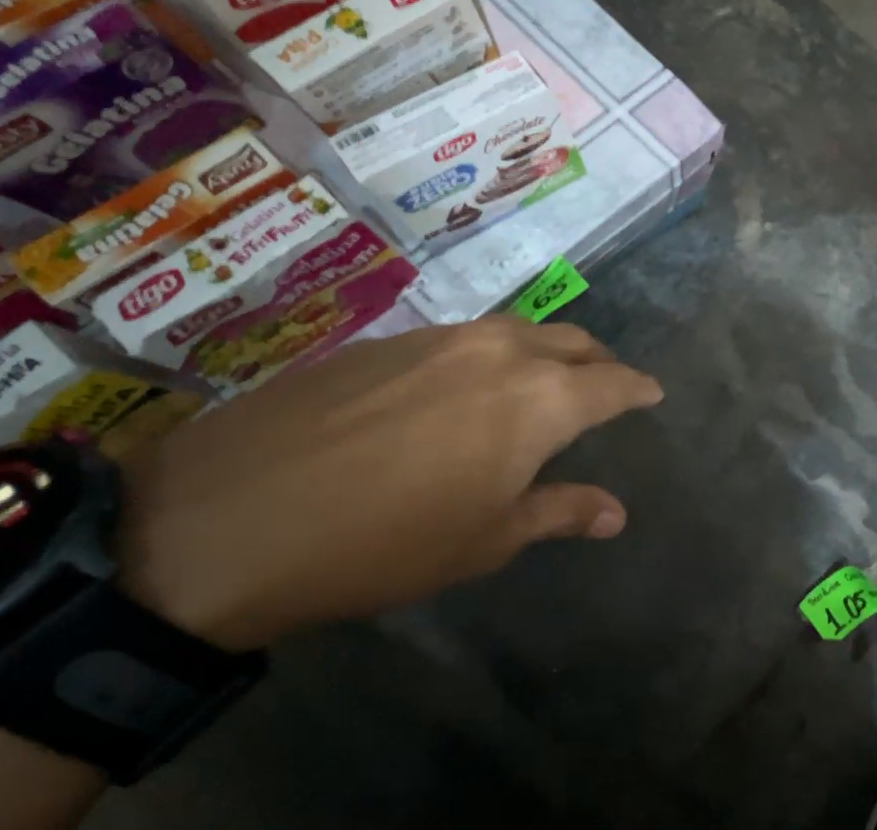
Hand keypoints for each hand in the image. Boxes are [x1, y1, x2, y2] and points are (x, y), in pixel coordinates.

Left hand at [114, 316, 661, 651]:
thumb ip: (559, 512)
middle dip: (598, 362)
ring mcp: (439, 339)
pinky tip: (462, 389)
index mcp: (542, 399)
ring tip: (540, 383)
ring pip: (518, 332)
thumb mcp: (485, 541)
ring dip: (544, 353)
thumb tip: (616, 513)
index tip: (654, 395)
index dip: (640, 389)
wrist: (221, 522)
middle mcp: (501, 352)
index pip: (614, 382)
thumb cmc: (383, 544)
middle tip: (604, 387)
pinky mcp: (384, 342)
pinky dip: (488, 356)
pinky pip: (462, 339)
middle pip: (573, 341)